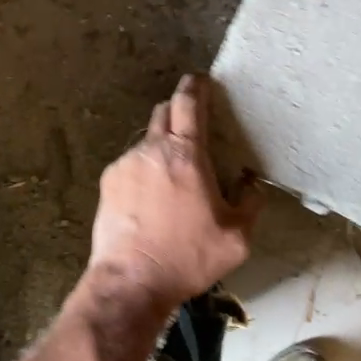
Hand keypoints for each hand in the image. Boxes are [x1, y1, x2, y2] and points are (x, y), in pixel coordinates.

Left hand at [87, 74, 262, 310]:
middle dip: (178, 110)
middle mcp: (153, 150)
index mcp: (186, 155)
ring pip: (147, 140)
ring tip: (172, 174)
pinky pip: (131, 164)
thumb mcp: (236, 239)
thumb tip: (252, 184)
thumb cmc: (187, 257)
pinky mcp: (108, 181)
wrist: (131, 281)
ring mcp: (126, 163)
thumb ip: (250, 204)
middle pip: (164, 112)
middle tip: (191, 123)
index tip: (200, 79)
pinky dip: (144, 169)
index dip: (195, 86)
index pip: (188, 103)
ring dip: (161, 146)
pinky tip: (149, 196)